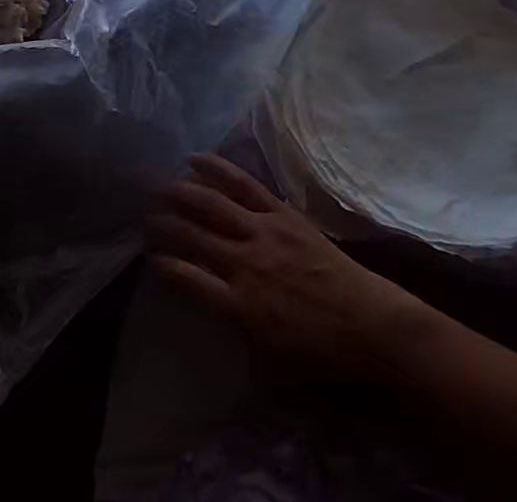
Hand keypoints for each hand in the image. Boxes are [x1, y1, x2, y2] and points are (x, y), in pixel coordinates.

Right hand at [147, 153, 432, 374]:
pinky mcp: (281, 214)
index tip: (150, 257)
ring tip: (156, 185)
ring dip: (177, 192)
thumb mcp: (269, 357)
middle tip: (142, 214)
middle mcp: (244, 264)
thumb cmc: (320, 349)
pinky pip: (242, 185)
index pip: (184, 277)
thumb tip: (201, 305)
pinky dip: (215, 168)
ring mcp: (262, 233)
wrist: (374, 326)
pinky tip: (193, 158)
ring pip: (208, 204)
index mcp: (239, 305)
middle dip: (160, 222)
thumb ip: (231, 328)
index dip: (162, 264)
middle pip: (189, 234)